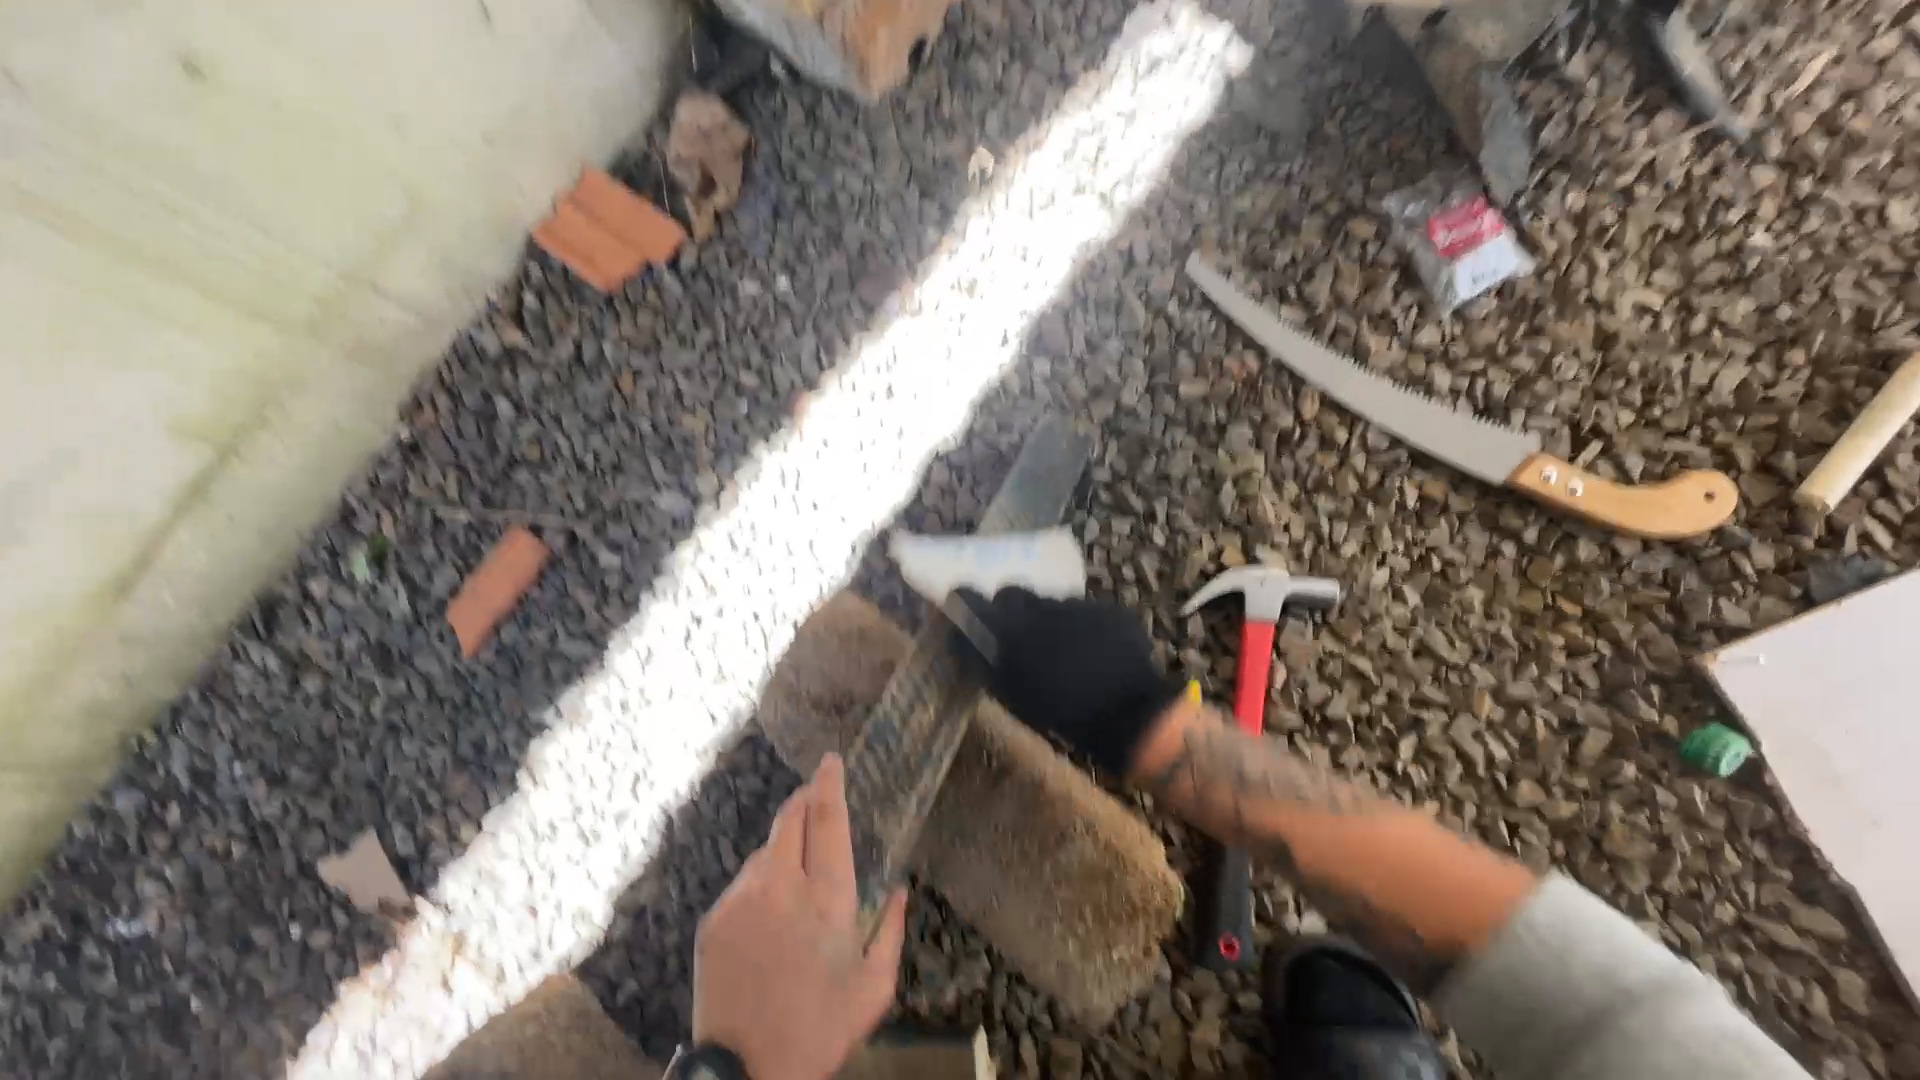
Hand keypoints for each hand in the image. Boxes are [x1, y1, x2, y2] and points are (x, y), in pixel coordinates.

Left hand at [692, 754, 906, 1079]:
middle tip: (817, 796)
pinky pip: (742, 882)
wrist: (745, 1072)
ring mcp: (741, 900)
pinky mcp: (714, 919)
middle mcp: (781, 886)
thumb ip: (891, 931)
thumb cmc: (820, 1029)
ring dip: (784, 847)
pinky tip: (769, 915)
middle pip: (790, 817)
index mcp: (827, 899)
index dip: (829, 783)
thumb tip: (901, 889)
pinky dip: (760, 882)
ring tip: (797, 880)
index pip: (827, 820)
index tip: (831, 761)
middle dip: (805, 799)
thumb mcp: (874, 989)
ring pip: (765, 850)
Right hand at [957, 588, 1184, 774]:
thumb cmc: (1061, 716)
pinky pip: (1085, 611)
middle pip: (1011, 592)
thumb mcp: (1011, 695)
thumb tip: (960, 638)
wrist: (1130, 716)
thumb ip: (983, 662)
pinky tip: (1094, 652)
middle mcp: (1039, 607)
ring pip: (1050, 601)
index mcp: (1009, 630)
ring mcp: (1076, 605)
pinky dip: (1083, 627)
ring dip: (1048, 618)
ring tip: (1062, 649)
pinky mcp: (1107, 609)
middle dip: (1009, 608)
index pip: (968, 598)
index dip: (963, 601)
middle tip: (1017, 634)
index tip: (963, 608)